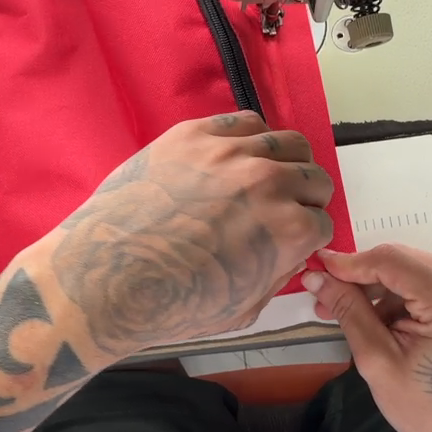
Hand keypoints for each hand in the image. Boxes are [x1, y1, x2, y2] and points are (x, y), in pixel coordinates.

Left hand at [45, 112, 334, 355]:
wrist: (108, 276)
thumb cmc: (172, 304)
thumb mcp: (243, 309)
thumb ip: (277, 275)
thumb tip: (290, 254)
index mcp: (290, 229)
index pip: (323, 223)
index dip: (309, 235)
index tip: (293, 237)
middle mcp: (270, 183)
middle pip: (314, 177)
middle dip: (305, 198)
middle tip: (284, 208)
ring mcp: (231, 152)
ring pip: (287, 142)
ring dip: (286, 163)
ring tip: (266, 177)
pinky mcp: (194, 134)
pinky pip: (244, 121)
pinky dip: (251, 138)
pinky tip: (238, 155)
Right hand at [302, 245, 431, 431]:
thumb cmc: (430, 412)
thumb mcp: (379, 362)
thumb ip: (349, 311)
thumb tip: (316, 277)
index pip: (392, 261)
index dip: (350, 262)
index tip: (315, 269)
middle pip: (405, 261)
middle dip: (362, 276)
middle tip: (324, 295)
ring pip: (415, 270)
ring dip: (379, 287)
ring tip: (346, 311)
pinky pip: (430, 284)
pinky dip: (402, 296)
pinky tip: (379, 319)